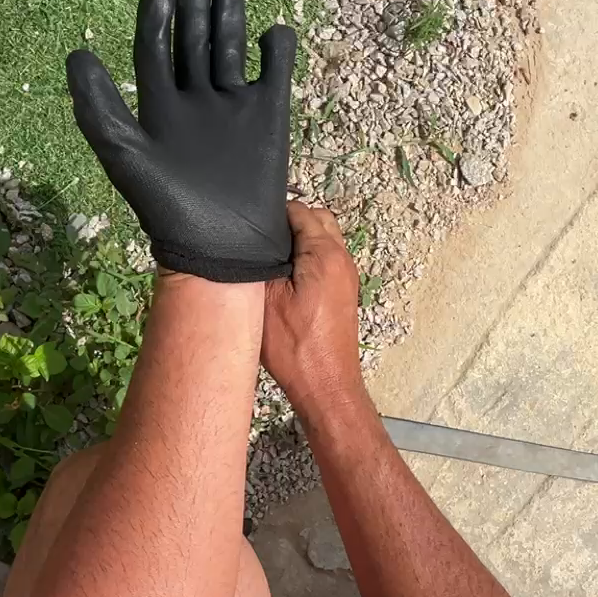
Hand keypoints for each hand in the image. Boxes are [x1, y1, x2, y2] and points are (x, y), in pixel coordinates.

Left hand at [66, 0, 296, 282]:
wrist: (223, 246)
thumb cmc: (170, 207)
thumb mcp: (125, 157)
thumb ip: (99, 109)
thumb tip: (76, 53)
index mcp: (158, 107)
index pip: (154, 48)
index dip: (154, 12)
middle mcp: (194, 101)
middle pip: (192, 41)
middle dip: (193, 5)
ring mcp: (233, 108)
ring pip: (229, 50)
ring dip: (229, 16)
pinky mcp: (269, 117)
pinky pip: (274, 74)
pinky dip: (276, 51)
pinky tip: (273, 32)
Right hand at [262, 201, 368, 410]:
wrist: (325, 385)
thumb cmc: (296, 348)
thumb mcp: (265, 300)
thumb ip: (260, 262)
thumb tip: (252, 241)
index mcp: (324, 254)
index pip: (299, 211)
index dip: (272, 215)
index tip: (251, 229)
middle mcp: (341, 259)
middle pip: (317, 219)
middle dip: (289, 223)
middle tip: (260, 243)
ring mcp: (346, 276)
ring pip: (323, 239)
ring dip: (300, 241)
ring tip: (270, 261)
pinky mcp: (344, 292)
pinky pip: (327, 260)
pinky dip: (308, 258)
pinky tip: (284, 278)